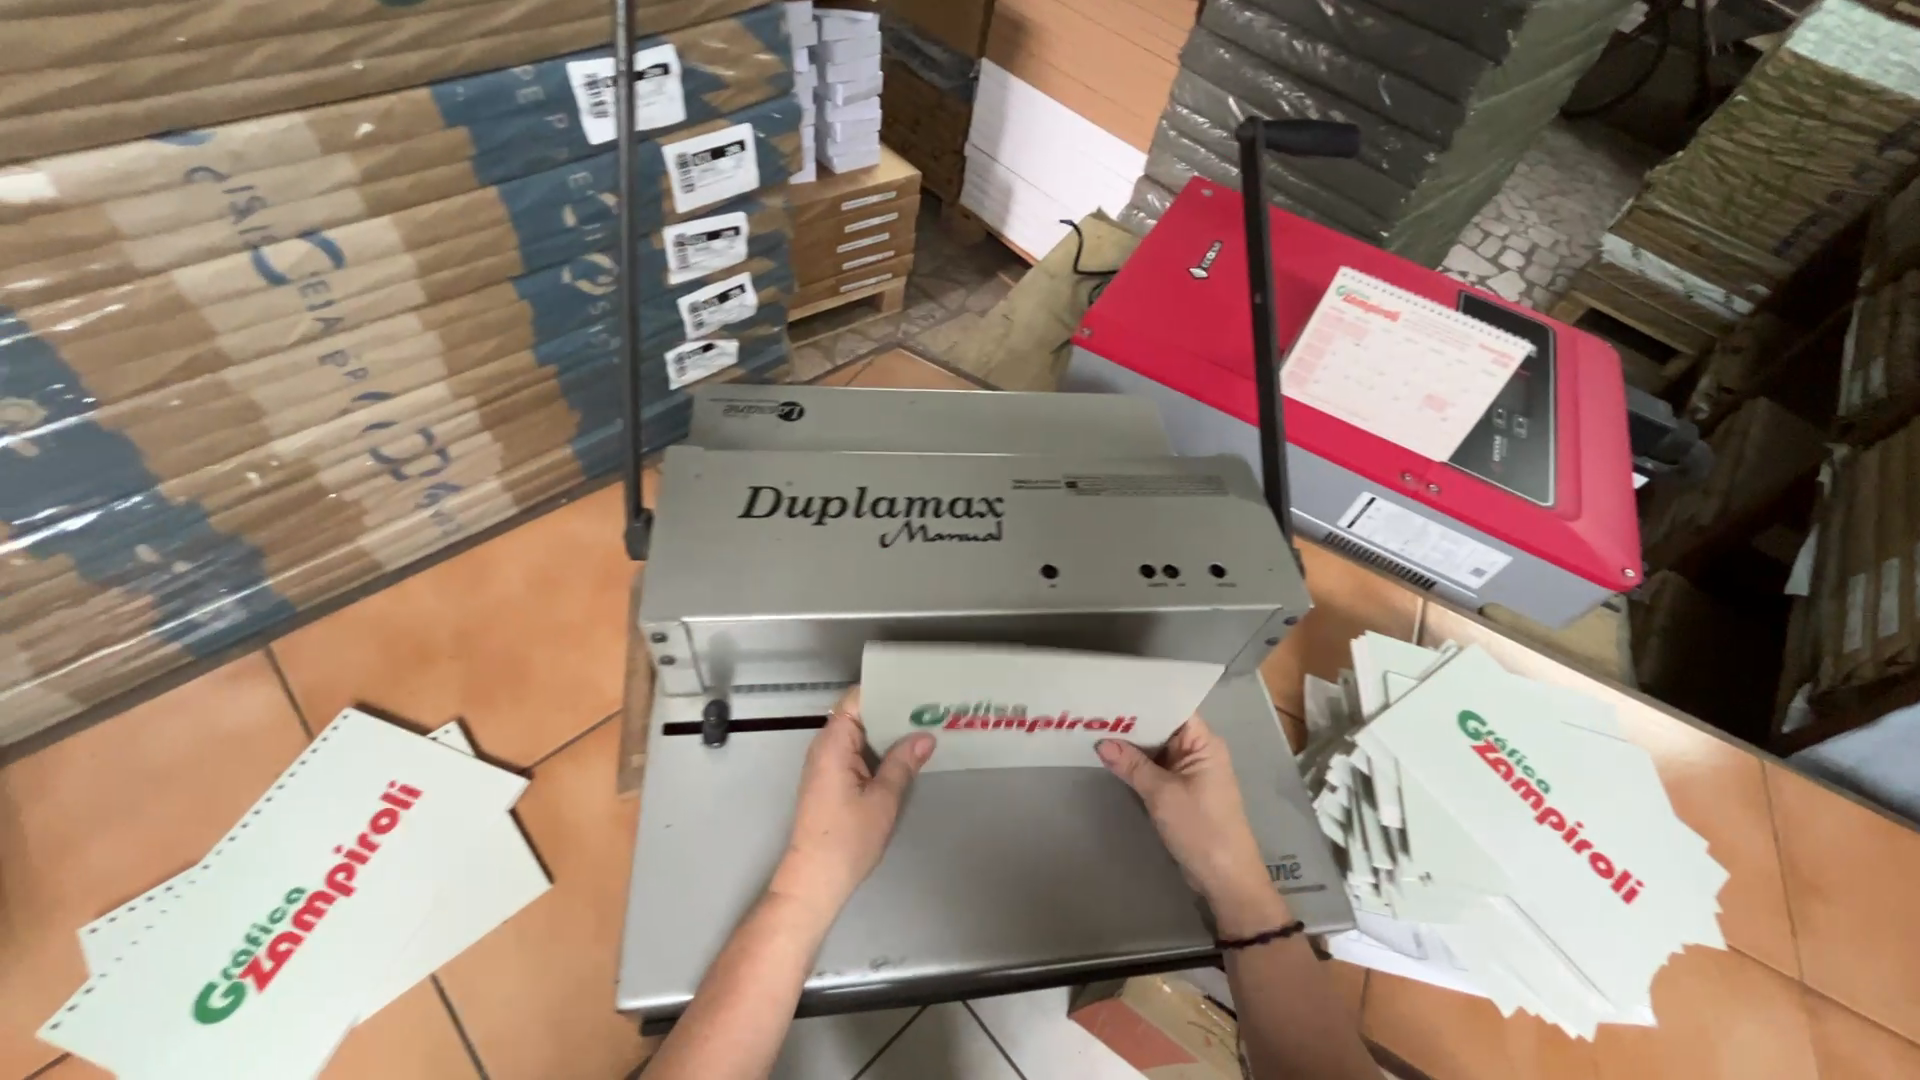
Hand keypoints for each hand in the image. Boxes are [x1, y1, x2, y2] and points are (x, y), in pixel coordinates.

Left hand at [771, 688, 934, 914]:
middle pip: (860, 713)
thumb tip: (925, 737)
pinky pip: (857, 752)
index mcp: (833, 743)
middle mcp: (826, 747)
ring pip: (861, 734)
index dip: (885, 689)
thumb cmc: (846, 839)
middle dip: (893, 710)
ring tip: (926, 725)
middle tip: (931, 707)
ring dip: (888, 731)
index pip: (857, 698)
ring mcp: (827, 764)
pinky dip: (880, 750)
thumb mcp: (883, 799)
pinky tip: (906, 753)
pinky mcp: (831, 780)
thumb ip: (902, 763)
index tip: (917, 687)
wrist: (815, 881)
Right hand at [1096, 716, 1287, 932]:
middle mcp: (1198, 751)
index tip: (1113, 690)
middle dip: (1131, 721)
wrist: (1226, 878)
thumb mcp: (1162, 794)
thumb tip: (1101, 743)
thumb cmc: (1201, 828)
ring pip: (1156, 748)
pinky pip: (1156, 768)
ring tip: (1095, 726)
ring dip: (1131, 744)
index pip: (1173, 708)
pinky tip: (1110, 756)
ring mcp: (1190, 772)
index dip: (1145, 699)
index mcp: (1203, 743)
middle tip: (1094, 708)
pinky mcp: (1182, 791)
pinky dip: (1136, 764)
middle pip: (1162, 727)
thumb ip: (1131, 765)